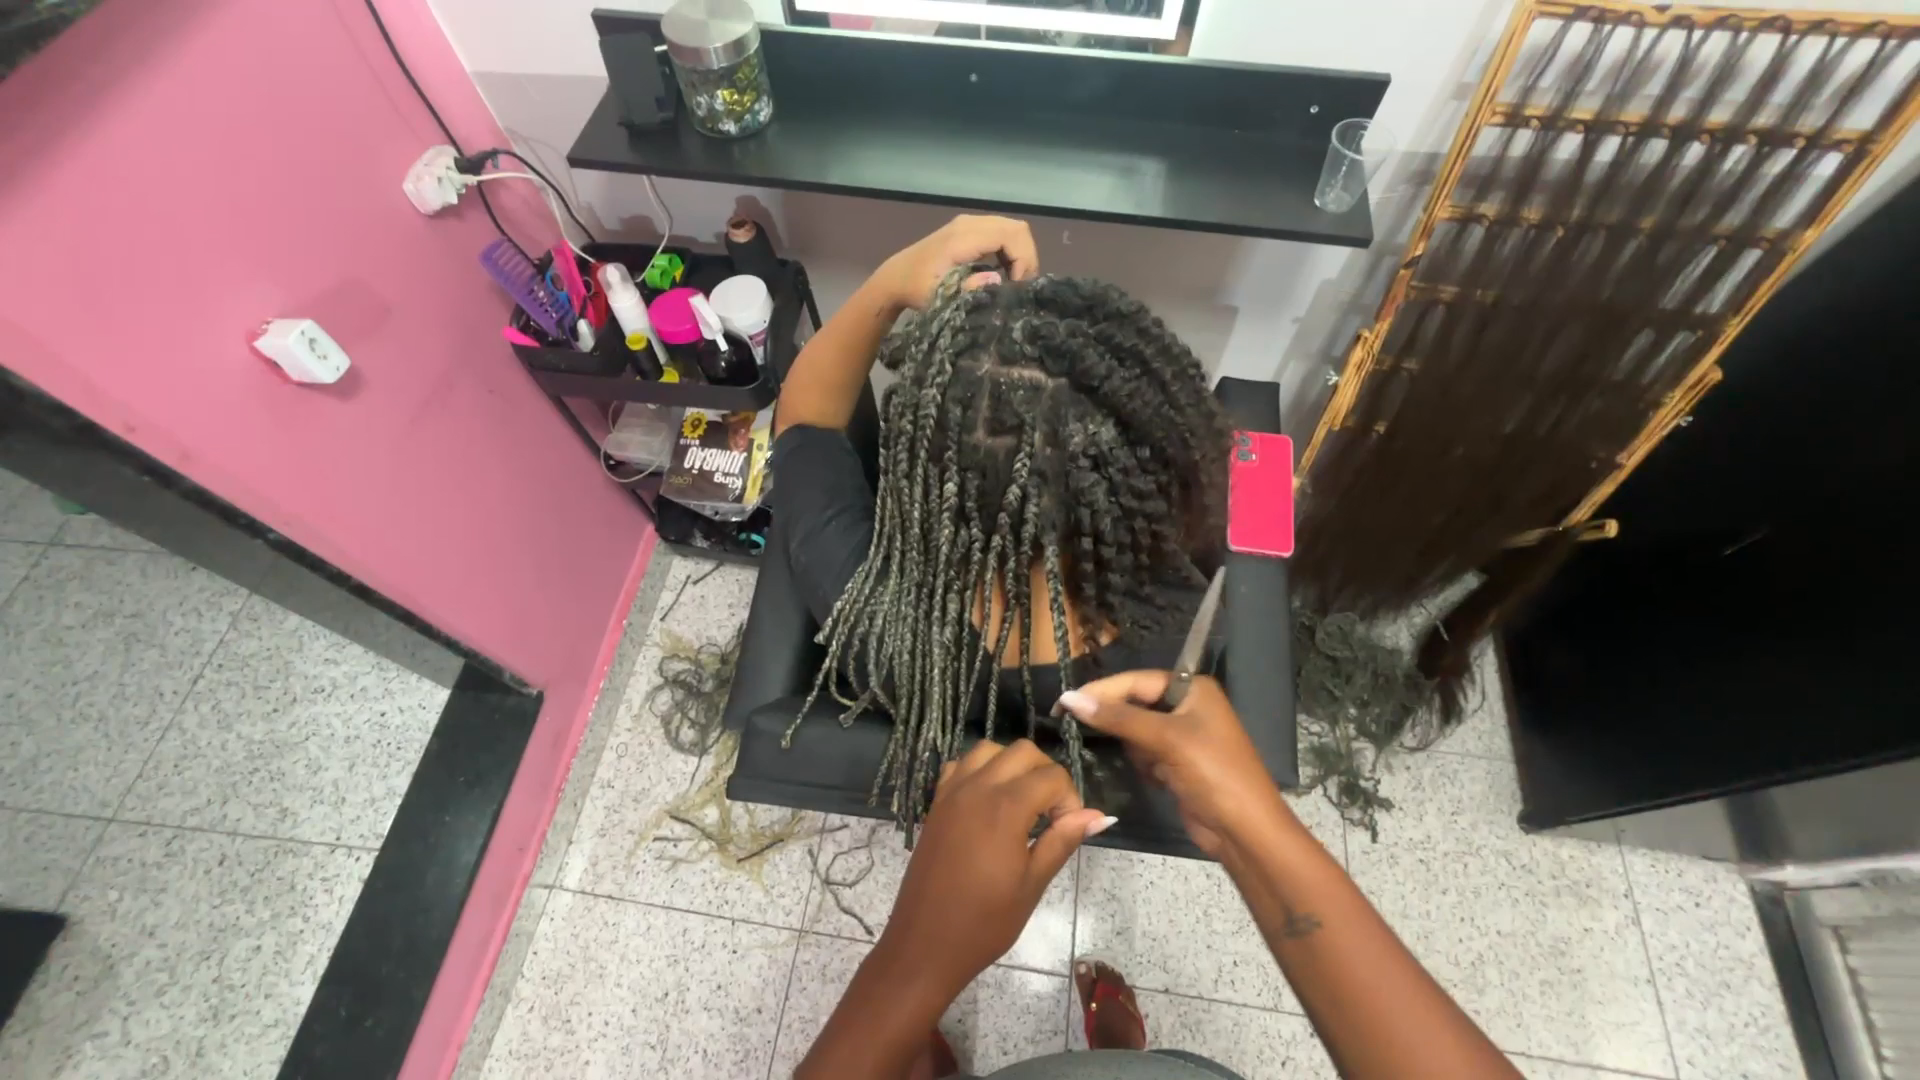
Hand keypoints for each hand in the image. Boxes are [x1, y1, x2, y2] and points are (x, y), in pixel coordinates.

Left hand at [873, 740, 1111, 997]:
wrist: (925, 943)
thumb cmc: (984, 922)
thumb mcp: (1032, 884)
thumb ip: (1063, 840)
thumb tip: (1100, 816)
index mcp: (1005, 807)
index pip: (1052, 776)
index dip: (1070, 799)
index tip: (1067, 829)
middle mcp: (977, 787)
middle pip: (1023, 751)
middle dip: (1046, 773)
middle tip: (1051, 813)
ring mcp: (952, 792)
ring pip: (989, 750)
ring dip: (1012, 766)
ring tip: (1022, 803)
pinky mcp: (936, 803)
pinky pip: (960, 765)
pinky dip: (980, 771)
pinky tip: (989, 803)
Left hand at [874, 214, 1039, 310]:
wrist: (897, 277)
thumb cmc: (917, 290)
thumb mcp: (941, 298)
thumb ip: (970, 288)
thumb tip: (998, 279)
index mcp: (962, 238)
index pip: (1011, 235)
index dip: (1023, 260)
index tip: (1017, 287)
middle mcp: (969, 224)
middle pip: (1017, 228)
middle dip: (1026, 258)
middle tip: (1021, 287)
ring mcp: (970, 224)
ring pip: (1013, 229)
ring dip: (1020, 255)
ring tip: (1014, 281)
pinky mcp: (970, 229)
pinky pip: (1002, 233)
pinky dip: (1011, 251)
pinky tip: (1004, 272)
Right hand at [1057, 673, 1291, 856]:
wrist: (1245, 831)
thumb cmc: (1212, 774)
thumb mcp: (1166, 739)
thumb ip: (1118, 717)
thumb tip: (1069, 698)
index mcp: (1192, 688)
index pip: (1135, 681)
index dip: (1100, 691)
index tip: (1063, 702)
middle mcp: (1188, 706)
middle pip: (1134, 703)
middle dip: (1116, 720)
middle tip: (1075, 727)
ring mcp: (1183, 735)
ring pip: (1135, 730)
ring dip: (1131, 746)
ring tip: (1141, 761)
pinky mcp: (1176, 762)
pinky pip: (1144, 752)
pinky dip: (1141, 763)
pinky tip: (1153, 777)